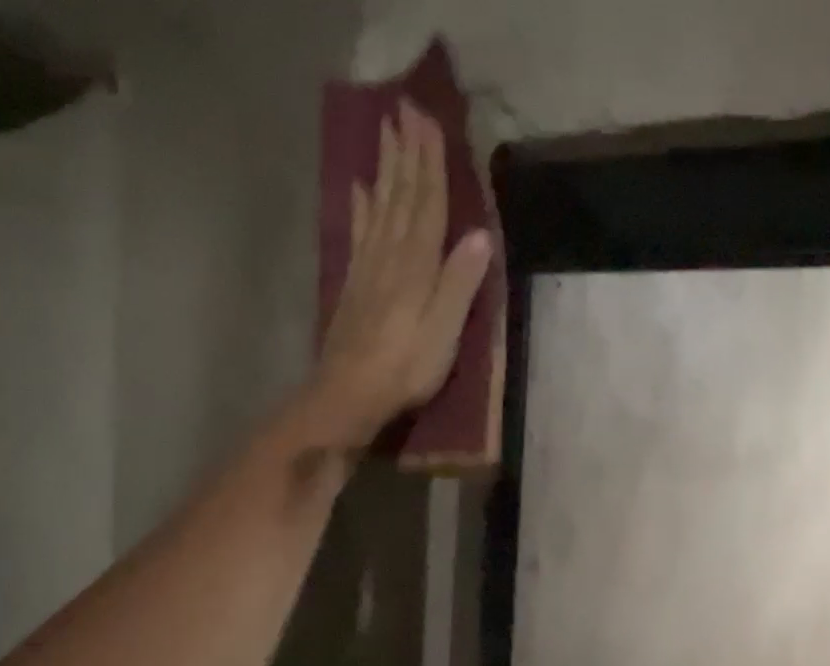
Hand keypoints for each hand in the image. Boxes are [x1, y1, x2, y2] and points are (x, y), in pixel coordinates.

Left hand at [309, 98, 492, 446]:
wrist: (348, 394)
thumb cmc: (406, 368)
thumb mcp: (444, 331)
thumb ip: (460, 282)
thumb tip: (481, 234)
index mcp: (417, 265)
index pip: (427, 204)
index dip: (430, 162)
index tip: (430, 121)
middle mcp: (390, 255)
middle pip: (401, 194)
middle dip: (406, 151)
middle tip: (405, 107)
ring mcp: (368, 266)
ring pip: (380, 204)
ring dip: (386, 166)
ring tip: (386, 131)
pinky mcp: (354, 281)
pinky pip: (360, 231)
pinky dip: (361, 205)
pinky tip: (360, 187)